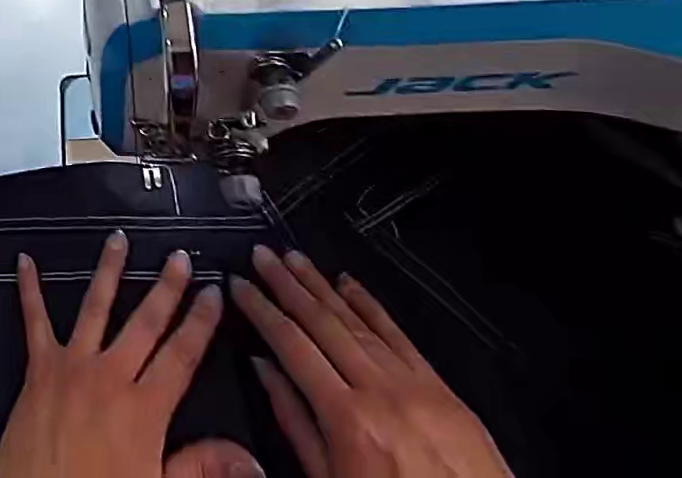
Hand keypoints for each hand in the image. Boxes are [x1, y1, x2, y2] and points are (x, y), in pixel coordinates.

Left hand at [0, 231, 226, 477]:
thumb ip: (202, 469)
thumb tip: (250, 460)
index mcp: (143, 408)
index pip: (182, 354)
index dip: (201, 321)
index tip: (213, 292)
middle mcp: (110, 377)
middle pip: (146, 321)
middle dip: (166, 286)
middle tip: (178, 257)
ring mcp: (73, 367)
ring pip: (96, 305)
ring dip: (110, 269)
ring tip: (118, 239)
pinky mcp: (39, 370)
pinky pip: (34, 322)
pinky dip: (29, 290)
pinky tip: (26, 263)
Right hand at [232, 246, 513, 477]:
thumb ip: (296, 425)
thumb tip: (265, 370)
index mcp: (349, 421)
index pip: (292, 345)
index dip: (261, 310)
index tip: (241, 286)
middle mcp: (381, 391)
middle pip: (321, 321)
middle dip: (286, 283)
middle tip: (262, 255)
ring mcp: (413, 384)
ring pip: (356, 319)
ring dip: (320, 284)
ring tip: (294, 258)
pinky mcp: (440, 386)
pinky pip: (398, 333)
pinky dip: (370, 304)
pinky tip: (349, 283)